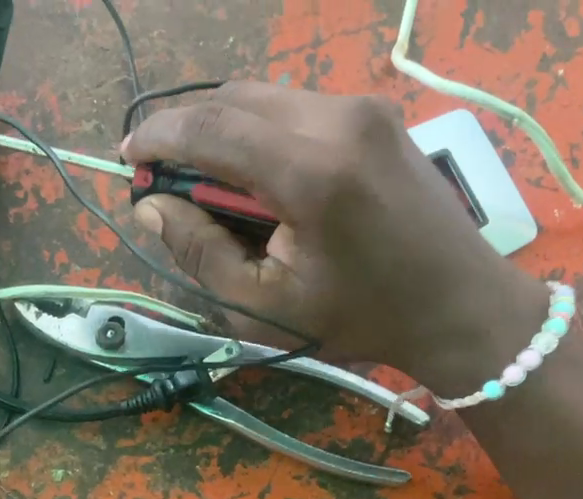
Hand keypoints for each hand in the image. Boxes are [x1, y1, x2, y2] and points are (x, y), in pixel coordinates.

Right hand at [123, 83, 548, 393]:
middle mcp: (338, 119)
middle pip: (233, 99)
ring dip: (219, 130)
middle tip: (157, 176)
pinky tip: (248, 174)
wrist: (455, 303)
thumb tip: (151, 206)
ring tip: (199, 181)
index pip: (211, 128)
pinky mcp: (375, 113)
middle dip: (184, 130)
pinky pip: (293, 106)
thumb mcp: (261, 305)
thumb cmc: (356, 318)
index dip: (158, 138)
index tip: (126, 158)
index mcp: (311, 172)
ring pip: (263, 97)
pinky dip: (255, 131)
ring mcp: (363, 108)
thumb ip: (198, 252)